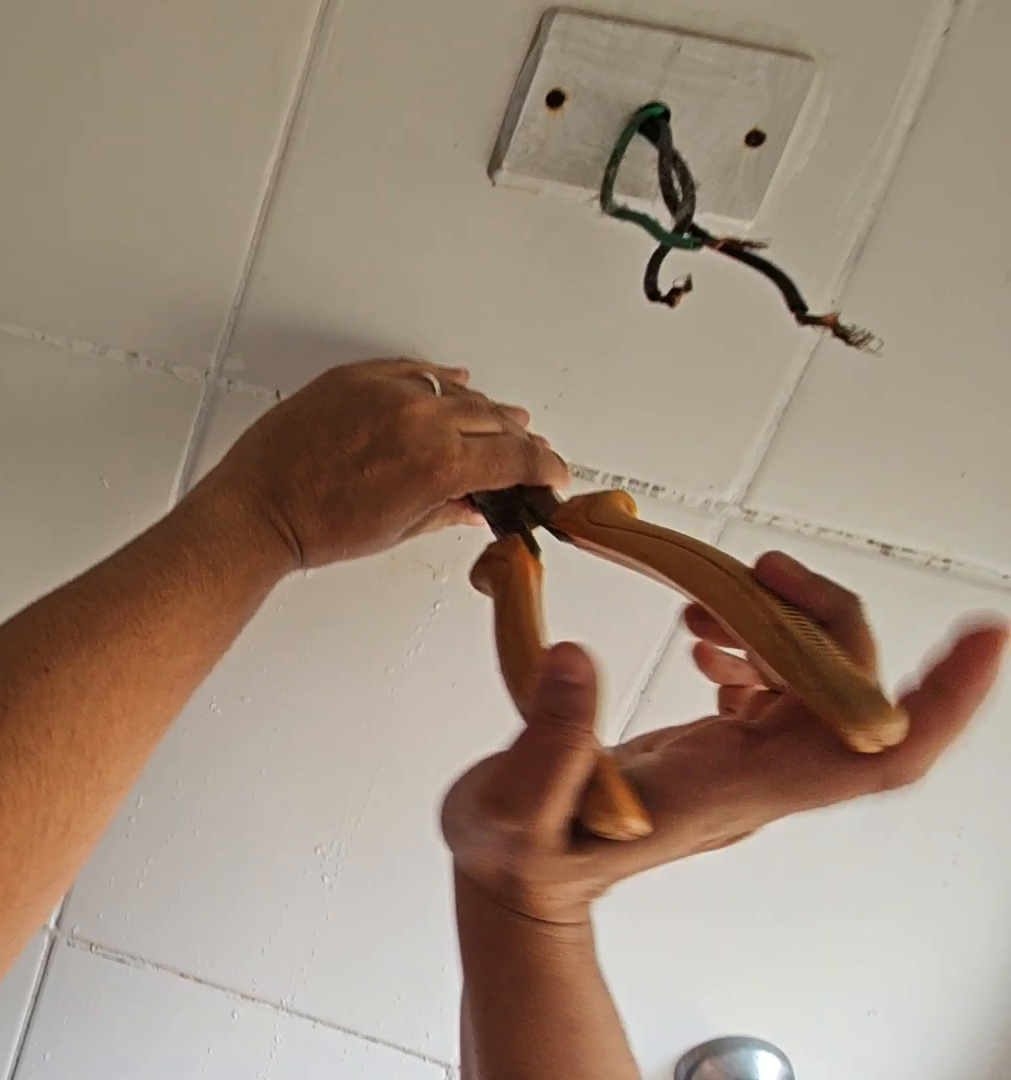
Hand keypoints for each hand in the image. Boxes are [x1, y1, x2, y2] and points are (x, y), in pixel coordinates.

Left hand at [197, 359, 567, 568]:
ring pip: (455, 391)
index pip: (518, 457)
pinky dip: (435, 380)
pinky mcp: (353, 378)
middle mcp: (418, 419)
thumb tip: (474, 506)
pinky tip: (449, 382)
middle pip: (493, 418)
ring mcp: (384, 392)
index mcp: (438, 464)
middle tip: (519, 452)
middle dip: (514, 439)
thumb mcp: (395, 530)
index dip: (545, 467)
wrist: (258, 509)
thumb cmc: (313, 527)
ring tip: (489, 421)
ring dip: (478, 409)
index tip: (550, 474)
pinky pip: (412, 370)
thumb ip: (446, 510)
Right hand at [442, 552, 1005, 924]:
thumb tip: (576, 656)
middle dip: (825, 624)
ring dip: (782, 631)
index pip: (865, 754)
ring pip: (811, 693)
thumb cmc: (522, 853)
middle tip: (768, 570)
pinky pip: (769, 698)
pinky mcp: (708, 754)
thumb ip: (549, 734)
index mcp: (719, 793)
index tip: (978, 640)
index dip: (932, 701)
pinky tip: (707, 638)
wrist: (522, 877)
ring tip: (713, 595)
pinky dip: (751, 651)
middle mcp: (746, 782)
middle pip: (845, 703)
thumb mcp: (514, 801)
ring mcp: (733, 769)